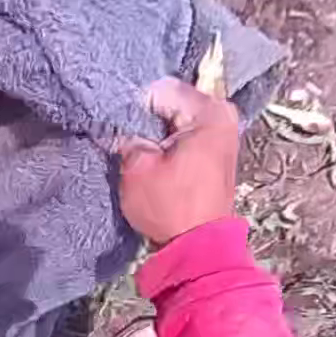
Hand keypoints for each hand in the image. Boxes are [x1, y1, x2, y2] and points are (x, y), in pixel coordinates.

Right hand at [115, 77, 242, 245]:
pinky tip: (152, 162)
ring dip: (153, 135)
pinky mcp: (214, 154)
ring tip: (136, 153)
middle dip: (144, 120)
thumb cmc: (170, 207)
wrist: (196, 247)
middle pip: (170, 103)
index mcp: (209, 112)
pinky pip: (183, 137)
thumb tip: (113, 127)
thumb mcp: (137, 168)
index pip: (160, 89)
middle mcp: (222, 116)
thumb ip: (125, 137)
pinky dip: (165, 146)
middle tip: (123, 140)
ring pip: (175, 121)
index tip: (117, 127)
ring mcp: (221, 135)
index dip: (133, 107)